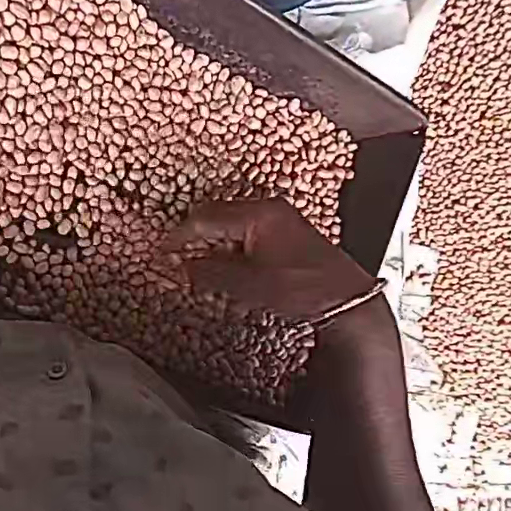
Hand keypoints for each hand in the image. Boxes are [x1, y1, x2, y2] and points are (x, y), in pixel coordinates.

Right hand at [162, 199, 375, 321]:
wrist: (346, 301)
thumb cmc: (303, 289)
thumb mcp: (249, 284)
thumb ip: (211, 272)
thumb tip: (184, 267)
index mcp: (257, 214)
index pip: (205, 218)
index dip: (180, 236)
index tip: (164, 252)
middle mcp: (269, 209)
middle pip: (217, 217)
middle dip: (194, 238)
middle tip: (176, 259)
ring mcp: (280, 220)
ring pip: (232, 225)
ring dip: (212, 243)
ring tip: (198, 267)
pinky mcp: (287, 234)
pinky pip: (247, 233)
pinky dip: (230, 247)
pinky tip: (226, 268)